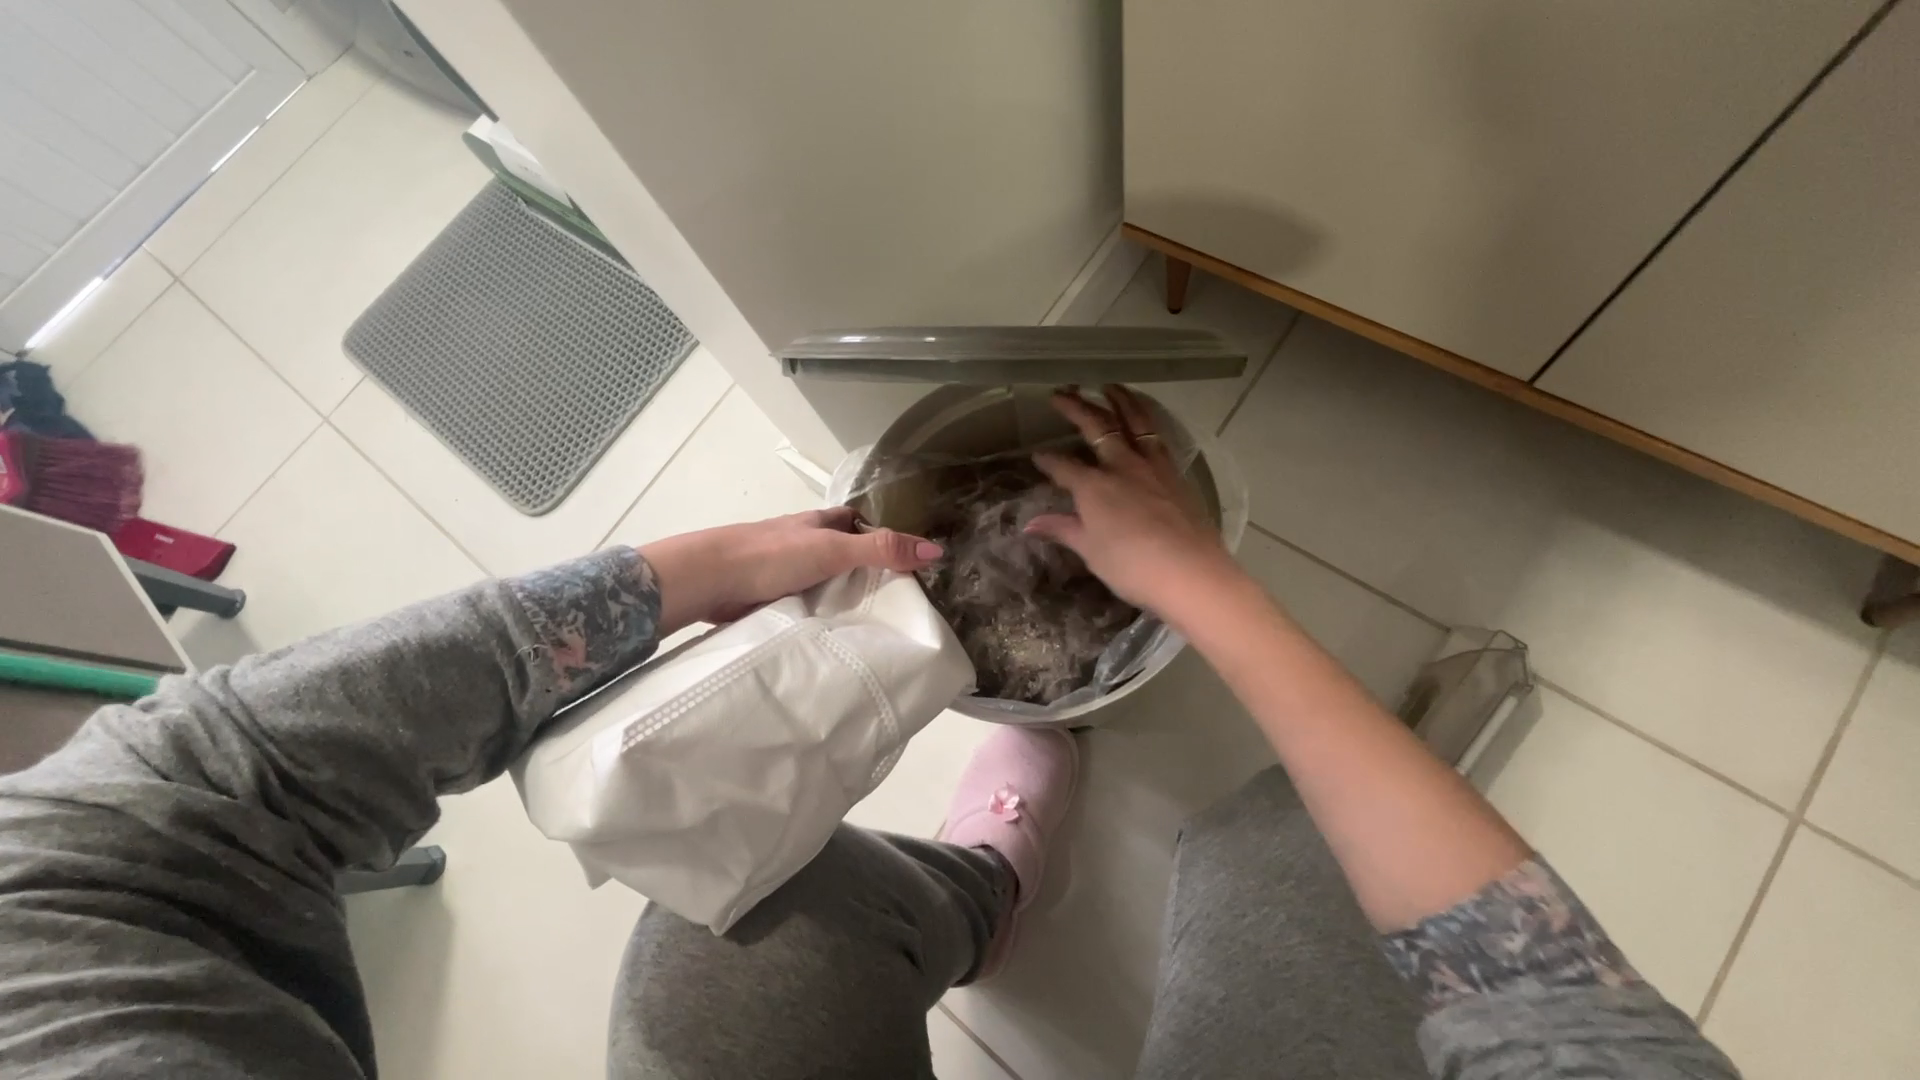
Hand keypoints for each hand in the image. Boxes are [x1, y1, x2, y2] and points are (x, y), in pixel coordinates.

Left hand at [638, 507, 942, 633]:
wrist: (709, 579)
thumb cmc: (772, 555)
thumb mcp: (834, 549)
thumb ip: (882, 550)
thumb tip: (935, 549)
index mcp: (818, 522)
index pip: (858, 522)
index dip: (880, 535)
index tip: (905, 562)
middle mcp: (801, 541)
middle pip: (842, 553)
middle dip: (863, 572)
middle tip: (895, 601)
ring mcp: (782, 569)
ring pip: (822, 581)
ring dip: (839, 596)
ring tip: (871, 624)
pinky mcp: (767, 595)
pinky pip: (803, 603)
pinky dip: (817, 614)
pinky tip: (833, 633)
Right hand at [1026, 386, 1245, 615]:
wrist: (1191, 573)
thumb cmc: (1132, 566)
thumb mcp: (1090, 551)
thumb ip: (1062, 530)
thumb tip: (1030, 524)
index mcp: (1094, 486)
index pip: (1064, 466)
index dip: (1048, 460)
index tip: (1037, 456)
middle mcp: (1122, 467)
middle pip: (1098, 427)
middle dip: (1077, 408)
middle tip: (1062, 392)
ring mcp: (1154, 468)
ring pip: (1136, 422)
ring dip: (1121, 401)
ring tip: (1111, 387)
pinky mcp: (1177, 476)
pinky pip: (1157, 438)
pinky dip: (1146, 423)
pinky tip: (1145, 424)